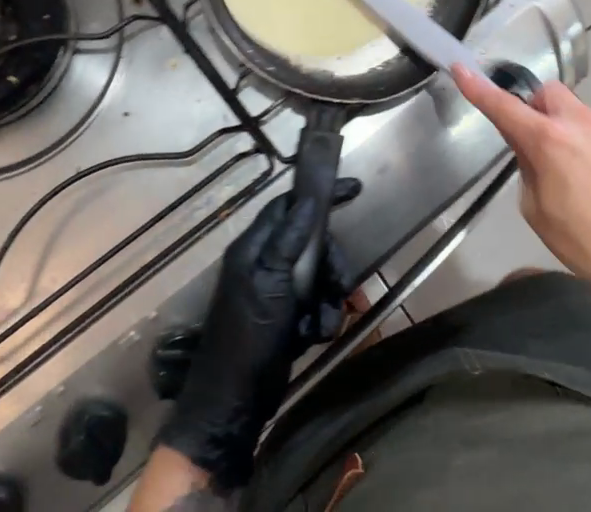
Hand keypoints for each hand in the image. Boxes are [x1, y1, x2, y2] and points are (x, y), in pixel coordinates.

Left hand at [155, 177, 360, 490]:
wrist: (235, 401)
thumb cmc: (249, 335)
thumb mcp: (271, 280)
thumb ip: (290, 237)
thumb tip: (308, 197)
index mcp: (255, 248)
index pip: (290, 206)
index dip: (320, 195)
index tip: (355, 189)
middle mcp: (265, 264)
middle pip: (313, 245)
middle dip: (331, 268)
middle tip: (341, 288)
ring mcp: (275, 293)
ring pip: (319, 279)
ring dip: (328, 302)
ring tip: (320, 326)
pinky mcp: (285, 319)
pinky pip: (316, 307)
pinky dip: (320, 322)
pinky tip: (311, 339)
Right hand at [452, 65, 590, 306]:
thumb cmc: (587, 245)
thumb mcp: (537, 211)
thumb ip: (527, 169)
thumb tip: (531, 149)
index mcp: (549, 141)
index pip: (504, 107)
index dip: (479, 89)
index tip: (461, 69)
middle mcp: (581, 124)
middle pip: (548, 93)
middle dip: (535, 108)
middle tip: (535, 143)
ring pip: (578, 112)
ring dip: (566, 129)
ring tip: (574, 175)